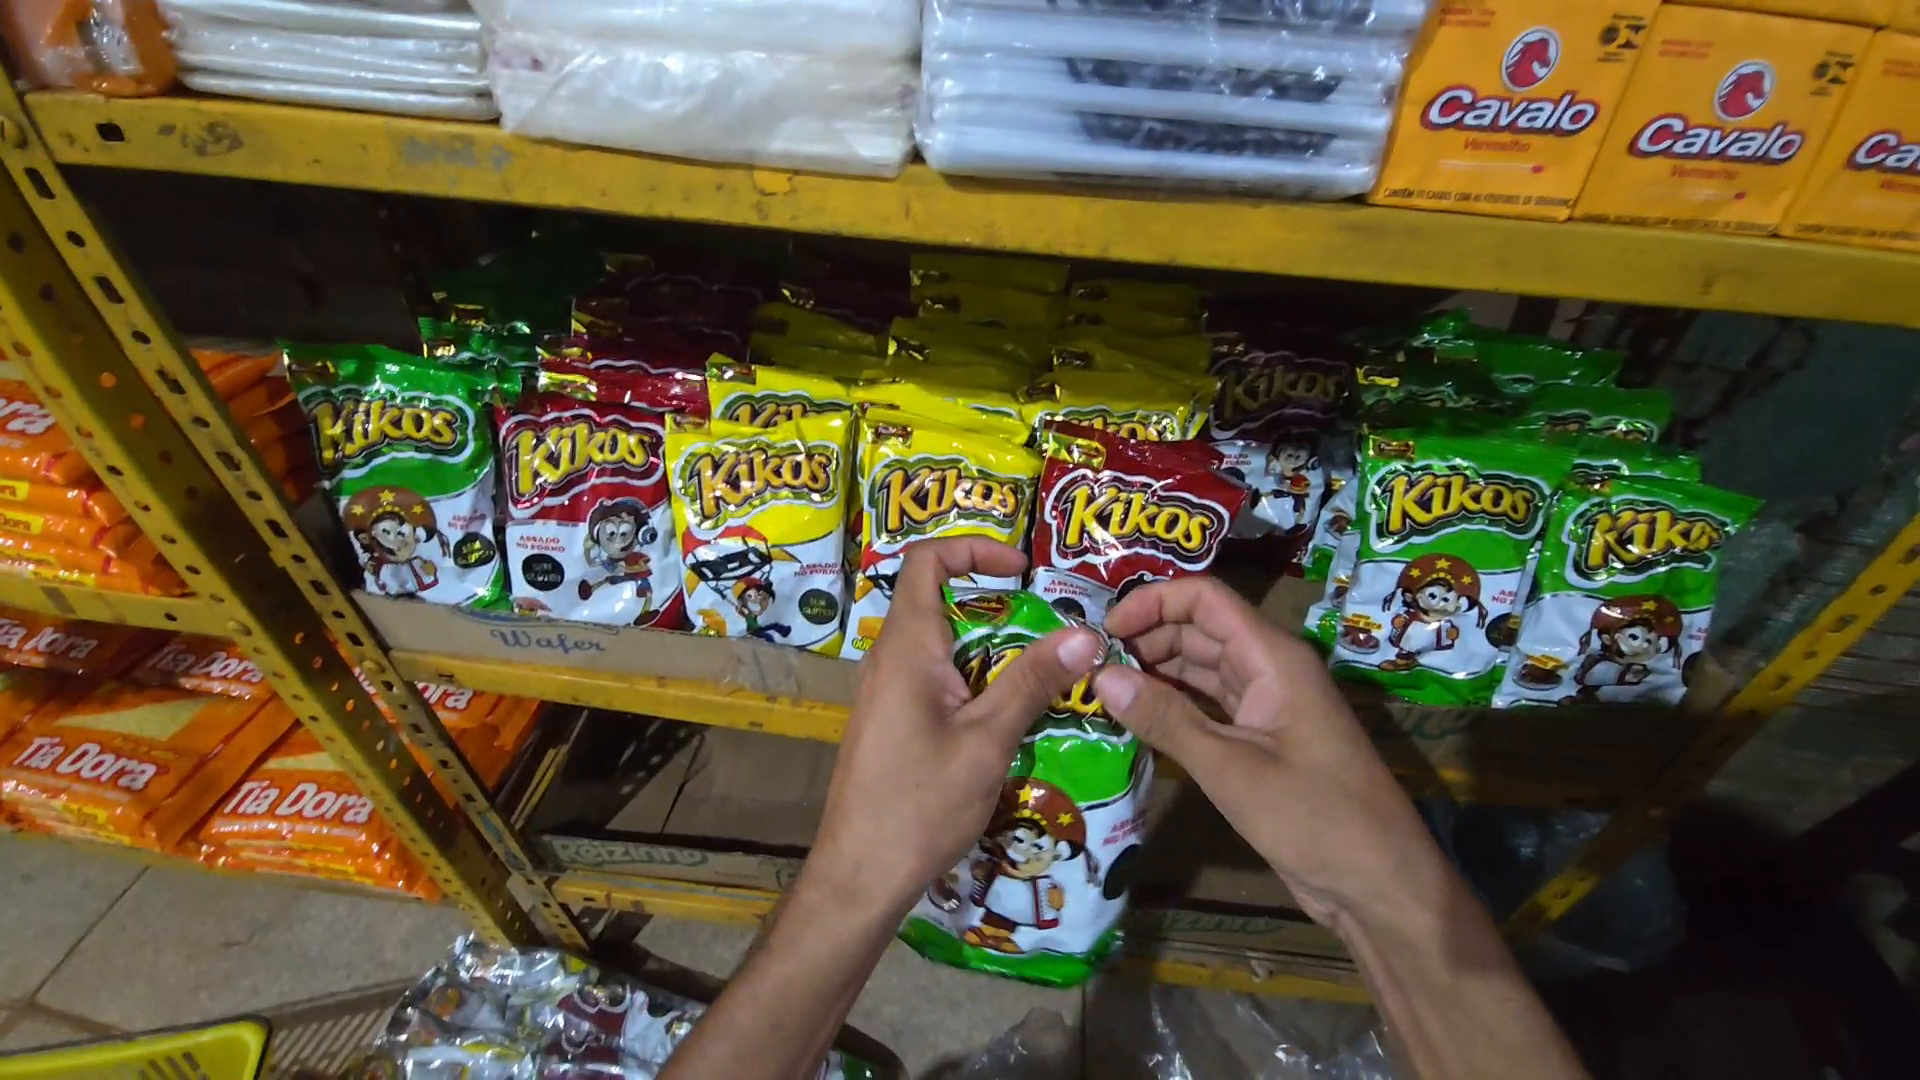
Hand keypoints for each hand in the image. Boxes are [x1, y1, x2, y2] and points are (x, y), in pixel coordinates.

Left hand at [804, 537, 1102, 921]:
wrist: (860, 876)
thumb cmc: (920, 804)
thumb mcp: (987, 740)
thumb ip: (1032, 681)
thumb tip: (1086, 634)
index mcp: (907, 647)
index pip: (926, 561)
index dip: (973, 547)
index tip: (1022, 568)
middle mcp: (890, 658)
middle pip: (939, 600)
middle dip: (997, 603)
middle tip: (1049, 625)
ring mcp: (888, 691)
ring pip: (942, 643)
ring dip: (991, 646)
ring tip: (1041, 668)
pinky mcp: (893, 720)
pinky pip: (936, 677)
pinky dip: (974, 677)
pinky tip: (1009, 713)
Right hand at [1091, 576, 1446, 931]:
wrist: (1380, 888)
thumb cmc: (1315, 819)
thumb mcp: (1231, 768)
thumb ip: (1165, 719)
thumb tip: (1101, 677)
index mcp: (1272, 657)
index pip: (1205, 599)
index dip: (1152, 602)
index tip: (1104, 631)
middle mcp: (1268, 669)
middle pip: (1197, 629)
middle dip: (1145, 638)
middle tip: (1091, 665)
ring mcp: (1264, 704)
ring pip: (1198, 666)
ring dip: (1154, 672)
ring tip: (1101, 688)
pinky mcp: (1258, 738)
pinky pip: (1206, 702)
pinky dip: (1171, 704)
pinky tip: (1134, 716)